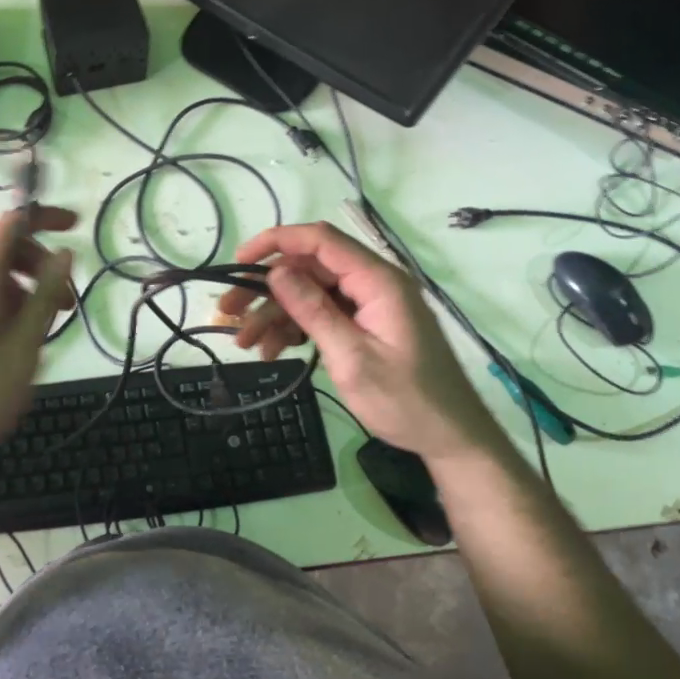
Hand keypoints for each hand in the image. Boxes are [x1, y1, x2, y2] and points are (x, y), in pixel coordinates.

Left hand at [0, 206, 75, 489]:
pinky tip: (25, 337)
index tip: (76, 225)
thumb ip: (47, 295)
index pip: (10, 225)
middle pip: (4, 249)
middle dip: (42, 262)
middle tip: (71, 299)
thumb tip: (65, 253)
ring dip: (30, 287)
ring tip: (53, 322)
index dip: (43, 217)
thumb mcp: (24, 345)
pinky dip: (12, 304)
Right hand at [216, 222, 505, 464]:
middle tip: (228, 312)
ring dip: (275, 314)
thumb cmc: (406, 400)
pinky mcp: (366, 323)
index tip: (238, 262)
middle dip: (265, 289)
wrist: (451, 438)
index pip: (320, 240)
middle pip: (308, 268)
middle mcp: (373, 283)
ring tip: (244, 343)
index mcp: (377, 281)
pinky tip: (272, 351)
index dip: (276, 242)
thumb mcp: (352, 358)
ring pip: (309, 292)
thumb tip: (276, 271)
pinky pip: (322, 313)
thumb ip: (313, 311)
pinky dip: (295, 328)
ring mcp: (369, 303)